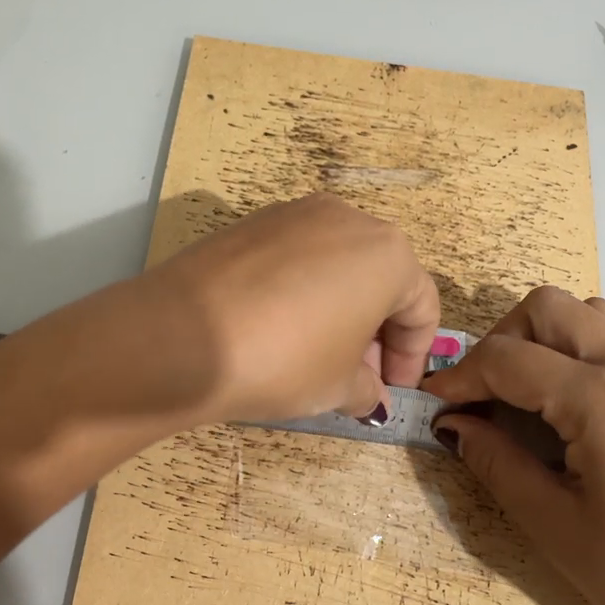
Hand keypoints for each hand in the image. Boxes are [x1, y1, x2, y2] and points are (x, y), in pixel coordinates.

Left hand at [137, 193, 440, 424]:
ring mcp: (293, 213)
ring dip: (336, 307)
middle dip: (373, 330)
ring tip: (314, 355)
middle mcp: (345, 218)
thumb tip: (367, 391)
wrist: (183, 334)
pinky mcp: (250, 221)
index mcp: (386, 252)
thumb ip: (367, 388)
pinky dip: (298, 290)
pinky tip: (276, 327)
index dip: (411, 355)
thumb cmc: (284, 358)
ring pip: (334, 263)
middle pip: (377, 278)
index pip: (421, 306)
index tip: (391, 389)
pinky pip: (293, 257)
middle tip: (355, 378)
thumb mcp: (338, 387)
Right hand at [424, 287, 604, 604]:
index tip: (432, 404)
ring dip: (542, 337)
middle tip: (482, 394)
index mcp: (604, 399)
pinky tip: (568, 405)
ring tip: (523, 393)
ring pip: (586, 313)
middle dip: (500, 340)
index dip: (458, 377)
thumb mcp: (557, 528)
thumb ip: (495, 461)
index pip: (507, 359)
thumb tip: (453, 422)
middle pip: (547, 308)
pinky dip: (578, 349)